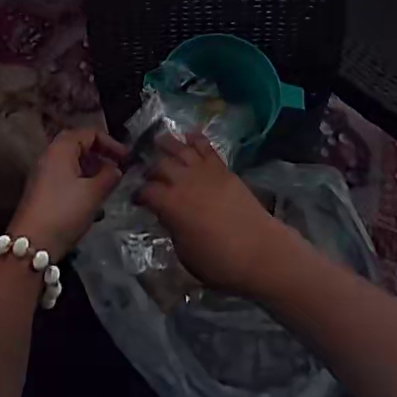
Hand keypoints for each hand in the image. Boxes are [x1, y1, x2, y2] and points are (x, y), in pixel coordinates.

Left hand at [7, 128, 129, 259]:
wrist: (30, 246)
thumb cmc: (64, 212)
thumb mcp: (93, 193)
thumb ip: (109, 176)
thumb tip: (116, 169)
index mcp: (61, 148)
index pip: (90, 133)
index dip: (111, 143)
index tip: (127, 158)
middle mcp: (49, 156)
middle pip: (80, 145)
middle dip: (102, 155)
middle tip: (119, 169)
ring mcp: (43, 174)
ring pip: (73, 163)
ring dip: (93, 170)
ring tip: (109, 184)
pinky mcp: (42, 192)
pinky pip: (66, 177)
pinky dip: (82, 181)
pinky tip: (93, 198)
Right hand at [135, 133, 299, 294]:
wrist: (259, 251)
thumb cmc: (219, 262)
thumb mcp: (185, 253)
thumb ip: (173, 228)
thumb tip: (168, 215)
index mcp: (171, 205)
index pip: (147, 191)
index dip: (138, 194)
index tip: (137, 199)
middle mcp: (184, 182)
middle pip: (161, 165)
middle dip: (151, 168)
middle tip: (149, 174)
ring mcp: (205, 172)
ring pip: (181, 149)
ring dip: (168, 144)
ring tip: (159, 141)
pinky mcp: (223, 169)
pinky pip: (206, 147)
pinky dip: (196, 138)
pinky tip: (189, 135)